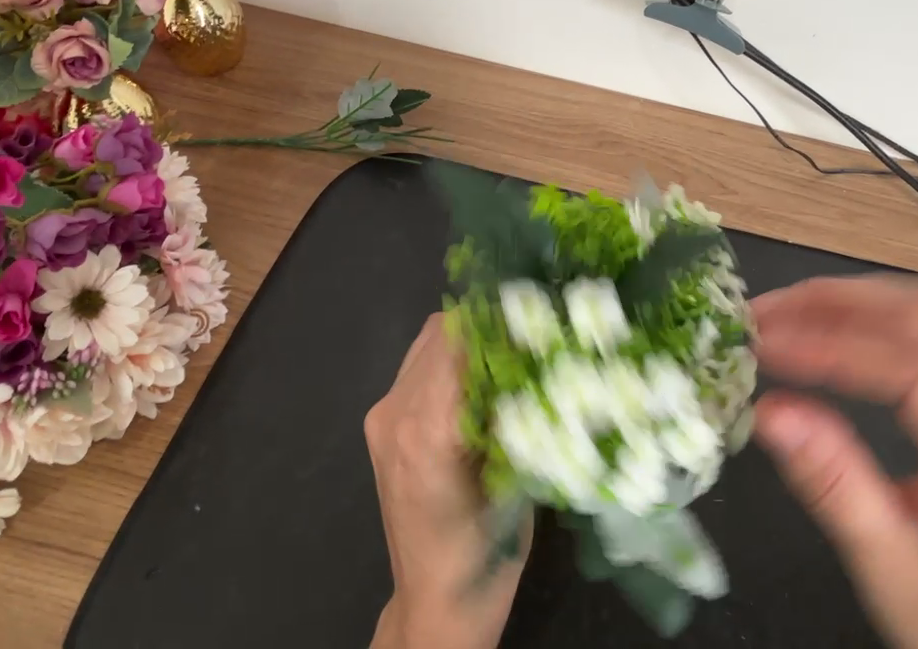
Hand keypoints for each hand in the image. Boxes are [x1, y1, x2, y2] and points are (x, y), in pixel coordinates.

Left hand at [366, 314, 530, 648]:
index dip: (499, 320)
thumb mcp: (517, 480)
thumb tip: (538, 351)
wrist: (435, 601)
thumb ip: (517, 413)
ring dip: (467, 340)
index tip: (537, 316)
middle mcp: (395, 413)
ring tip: (506, 355)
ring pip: (427, 343)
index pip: (461, 340)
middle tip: (529, 334)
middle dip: (487, 326)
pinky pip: (417, 367)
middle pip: (441, 332)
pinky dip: (449, 360)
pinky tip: (477, 381)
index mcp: (429, 431)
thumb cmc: (488, 551)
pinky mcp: (379, 423)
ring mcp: (381, 416)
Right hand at [752, 276, 917, 648]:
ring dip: (855, 300)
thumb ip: (831, 484)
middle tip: (764, 313)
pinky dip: (876, 315)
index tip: (766, 346)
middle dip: (840, 303)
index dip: (836, 348)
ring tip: (785, 311)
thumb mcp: (886, 564)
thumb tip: (767, 411)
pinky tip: (830, 323)